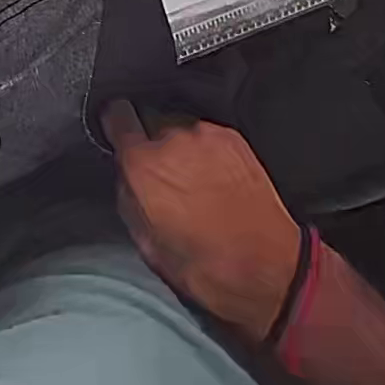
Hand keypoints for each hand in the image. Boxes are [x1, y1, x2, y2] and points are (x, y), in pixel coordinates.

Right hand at [101, 100, 300, 341]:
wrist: (268, 269)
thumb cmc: (206, 266)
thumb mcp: (148, 244)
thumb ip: (128, 197)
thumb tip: (126, 176)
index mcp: (143, 164)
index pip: (118, 116)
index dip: (116, 123)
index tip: (120, 132)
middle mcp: (171, 138)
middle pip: (151, 125)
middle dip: (154, 147)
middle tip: (167, 179)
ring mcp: (204, 134)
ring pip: (180, 130)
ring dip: (182, 148)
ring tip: (197, 182)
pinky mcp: (231, 137)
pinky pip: (206, 135)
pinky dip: (206, 151)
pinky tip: (217, 179)